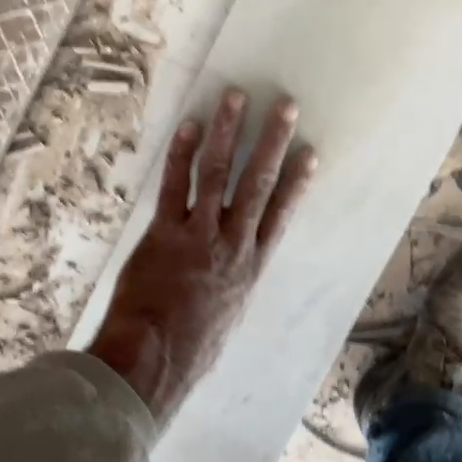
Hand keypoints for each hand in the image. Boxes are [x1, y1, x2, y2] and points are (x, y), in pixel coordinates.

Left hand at [87, 87, 316, 418]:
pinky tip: (190, 126)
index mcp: (252, 264)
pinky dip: (182, 155)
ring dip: (228, 133)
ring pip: (218, 174)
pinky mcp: (163, 233)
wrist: (152, 364)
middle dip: (272, 141)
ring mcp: (198, 234)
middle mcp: (233, 242)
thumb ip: (234, 283)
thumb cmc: (192, 348)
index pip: (281, 212)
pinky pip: (174, 186)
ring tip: (236, 98)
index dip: (297, 180)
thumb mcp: (229, 315)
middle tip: (284, 106)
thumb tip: (234, 273)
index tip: (309, 152)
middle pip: (258, 182)